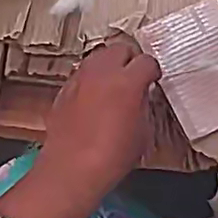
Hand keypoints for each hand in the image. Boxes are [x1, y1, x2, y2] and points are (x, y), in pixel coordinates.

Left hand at [35, 37, 161, 192]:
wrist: (71, 169)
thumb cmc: (112, 157)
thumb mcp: (142, 132)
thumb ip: (143, 105)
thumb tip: (141, 96)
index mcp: (127, 82)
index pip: (147, 61)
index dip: (153, 70)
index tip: (153, 80)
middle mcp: (101, 72)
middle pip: (120, 48)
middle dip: (130, 59)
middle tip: (134, 77)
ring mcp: (80, 78)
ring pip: (98, 57)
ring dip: (109, 65)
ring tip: (113, 84)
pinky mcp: (64, 89)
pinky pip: (82, 73)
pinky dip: (91, 79)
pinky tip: (94, 98)